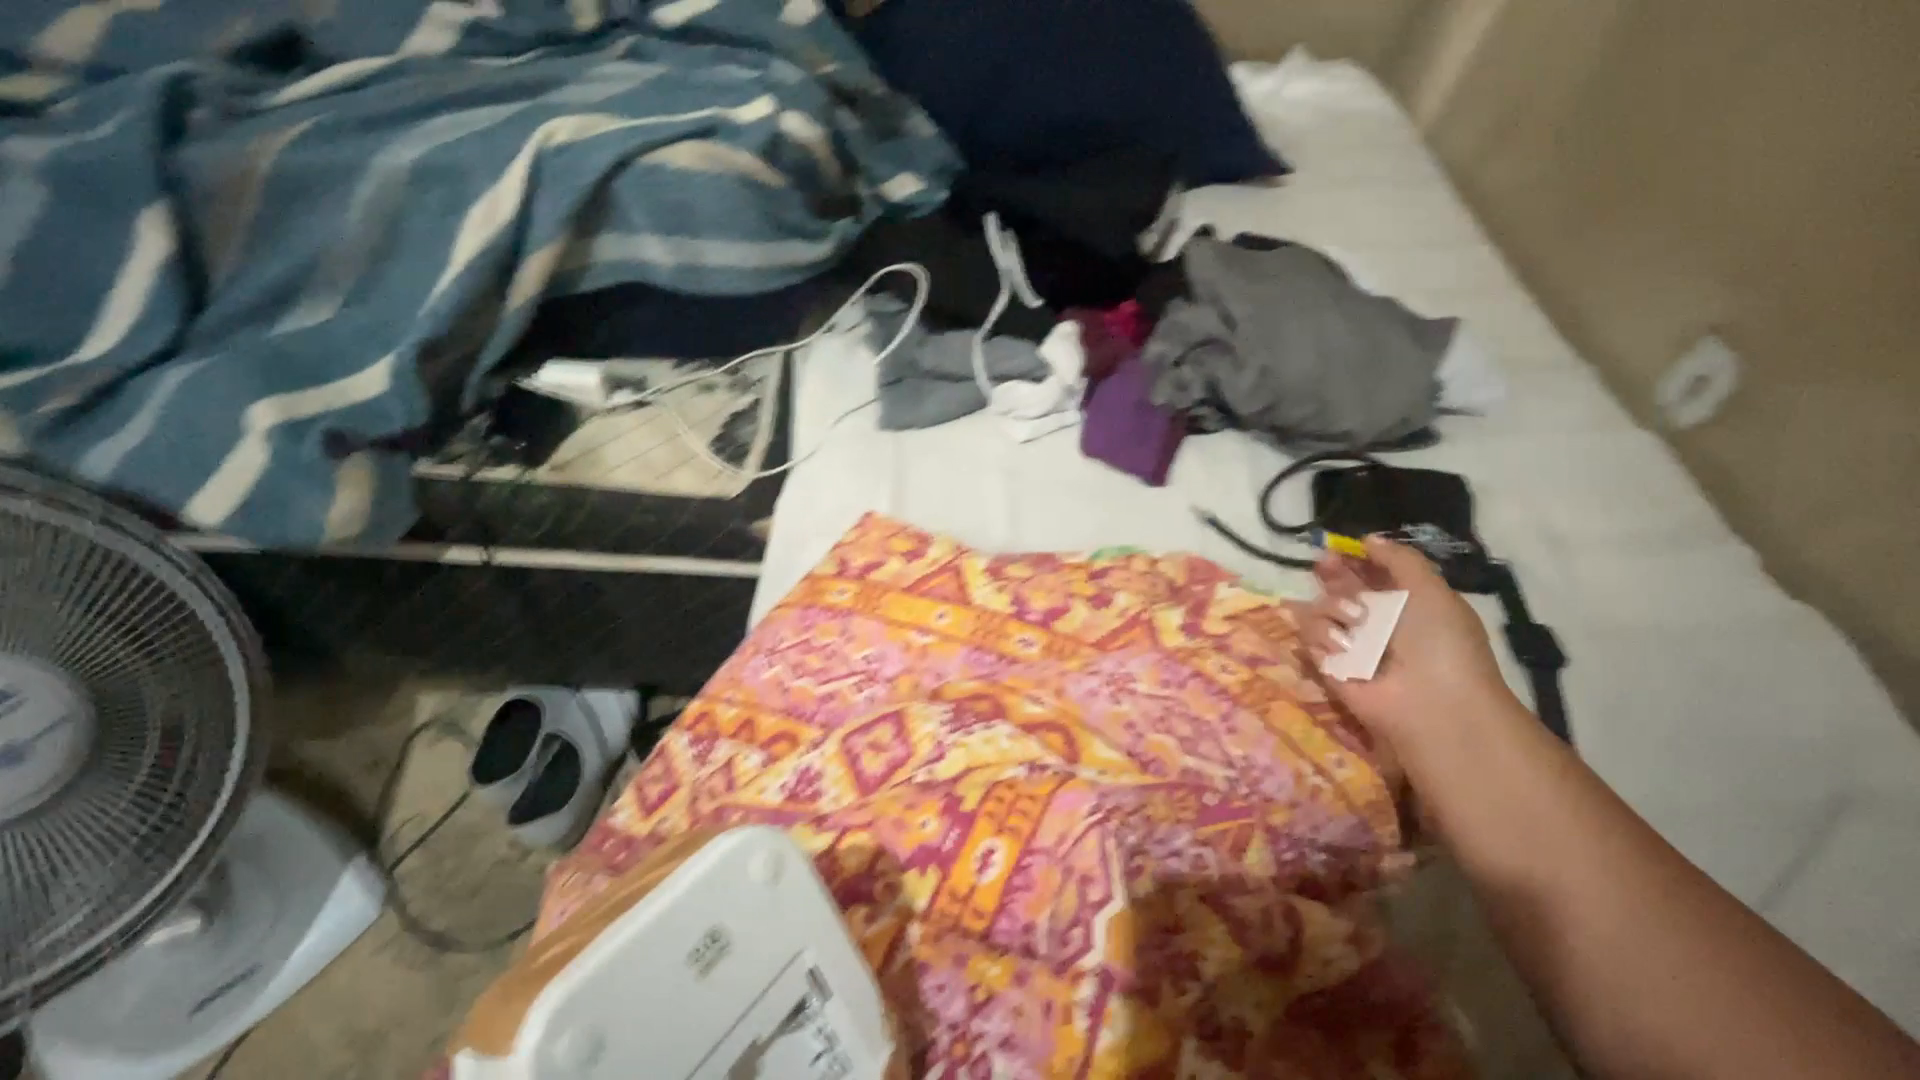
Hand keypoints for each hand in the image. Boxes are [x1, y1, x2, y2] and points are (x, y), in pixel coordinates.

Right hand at [1298, 536, 1521, 758]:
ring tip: (1356, 622)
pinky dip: (1324, 639)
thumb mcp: (1431, 589)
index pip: (1368, 575)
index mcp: (1402, 603)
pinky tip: (1343, 647)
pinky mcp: (1329, 668)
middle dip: (1331, 575)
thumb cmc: (1440, 641)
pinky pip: (1310, 641)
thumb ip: (1399, 559)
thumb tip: (1368, 539)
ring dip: (1333, 609)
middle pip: (1337, 590)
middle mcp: (1373, 623)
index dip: (1352, 559)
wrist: (1433, 701)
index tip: (1340, 548)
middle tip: (1325, 566)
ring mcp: (1349, 647)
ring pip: (1318, 611)